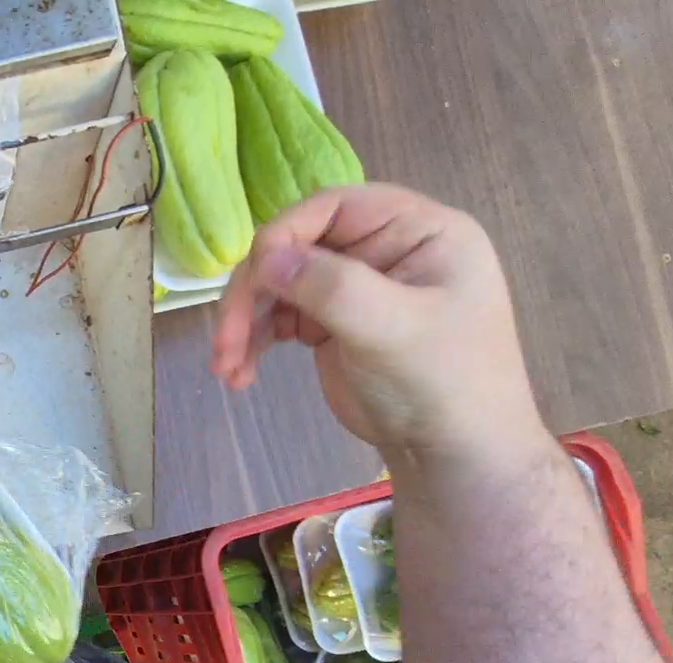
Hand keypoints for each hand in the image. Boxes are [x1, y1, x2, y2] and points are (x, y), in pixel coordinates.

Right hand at [211, 184, 546, 457]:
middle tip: (224, 345)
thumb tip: (262, 257)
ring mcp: (351, 289)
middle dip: (251, 296)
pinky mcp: (327, 324)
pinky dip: (251, 345)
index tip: (252, 280)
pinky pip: (275, 320)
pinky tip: (240, 375)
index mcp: (415, 231)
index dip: (284, 235)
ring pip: (275, 288)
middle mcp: (380, 251)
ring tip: (226, 369)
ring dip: (242, 326)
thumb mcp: (390, 328)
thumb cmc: (440, 381)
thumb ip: (330, 287)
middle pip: (292, 251)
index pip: (333, 207)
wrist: (448, 447)